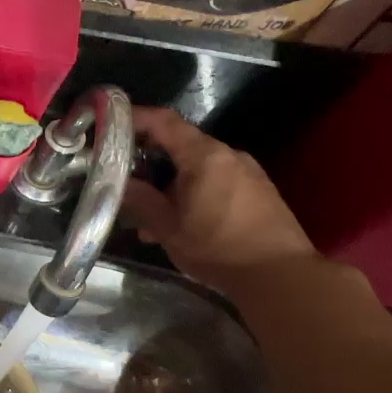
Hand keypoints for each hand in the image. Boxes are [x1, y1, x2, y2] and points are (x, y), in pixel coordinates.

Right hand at [122, 107, 319, 292]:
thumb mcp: (168, 228)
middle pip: (180, 145)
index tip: (110, 124)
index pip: (164, 121)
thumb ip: (140, 200)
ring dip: (170, 186)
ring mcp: (248, 172)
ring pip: (197, 168)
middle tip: (125, 184)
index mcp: (204, 156)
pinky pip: (216, 182)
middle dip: (150, 162)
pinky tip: (181, 226)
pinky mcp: (259, 191)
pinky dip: (192, 194)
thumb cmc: (217, 248)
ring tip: (151, 221)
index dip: (135, 117)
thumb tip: (119, 183)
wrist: (281, 275)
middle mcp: (228, 155)